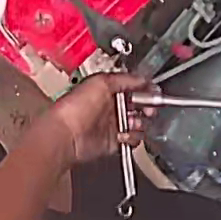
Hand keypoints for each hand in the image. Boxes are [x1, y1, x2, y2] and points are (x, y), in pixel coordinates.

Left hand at [30, 72, 149, 167]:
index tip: (154, 91)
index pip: (132, 86)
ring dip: (141, 122)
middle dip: (147, 106)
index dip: (145, 88)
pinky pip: (131, 139)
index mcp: (106, 89)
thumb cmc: (74, 108)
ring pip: (137, 122)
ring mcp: (111, 124)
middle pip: (137, 105)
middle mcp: (109, 106)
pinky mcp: (112, 141)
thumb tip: (142, 78)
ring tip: (135, 122)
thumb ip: (125, 79)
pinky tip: (126, 135)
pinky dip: (133, 138)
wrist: (66, 136)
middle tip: (149, 108)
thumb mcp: (101, 82)